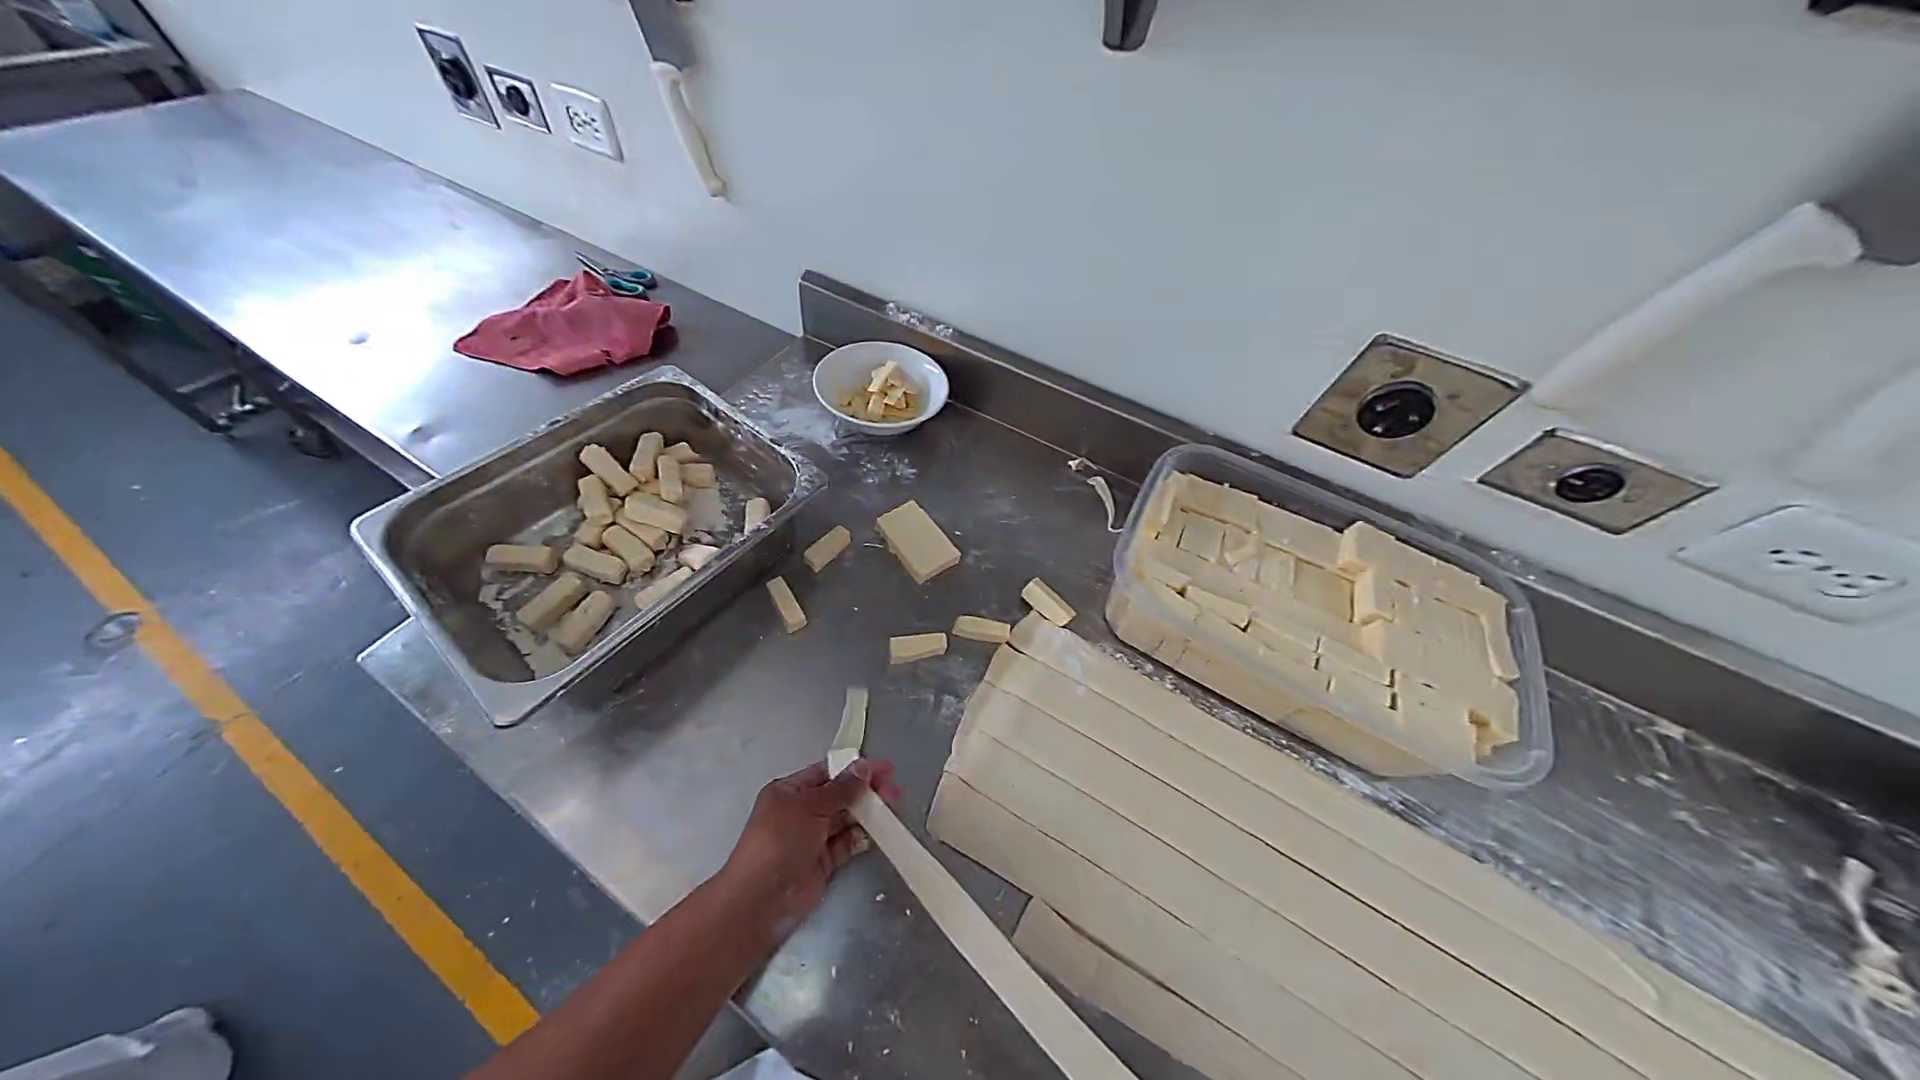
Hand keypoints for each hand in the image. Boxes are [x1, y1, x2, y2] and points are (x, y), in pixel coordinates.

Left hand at [718, 757, 897, 939]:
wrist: (762, 899)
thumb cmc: (779, 841)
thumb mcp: (809, 806)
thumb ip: (841, 788)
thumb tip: (863, 766)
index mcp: (789, 792)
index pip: (825, 773)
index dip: (852, 770)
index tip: (880, 768)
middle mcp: (800, 812)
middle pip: (838, 795)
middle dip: (864, 790)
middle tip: (892, 787)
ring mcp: (812, 838)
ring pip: (845, 819)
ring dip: (866, 813)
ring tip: (891, 806)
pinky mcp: (823, 862)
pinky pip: (846, 843)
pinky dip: (861, 837)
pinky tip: (877, 832)